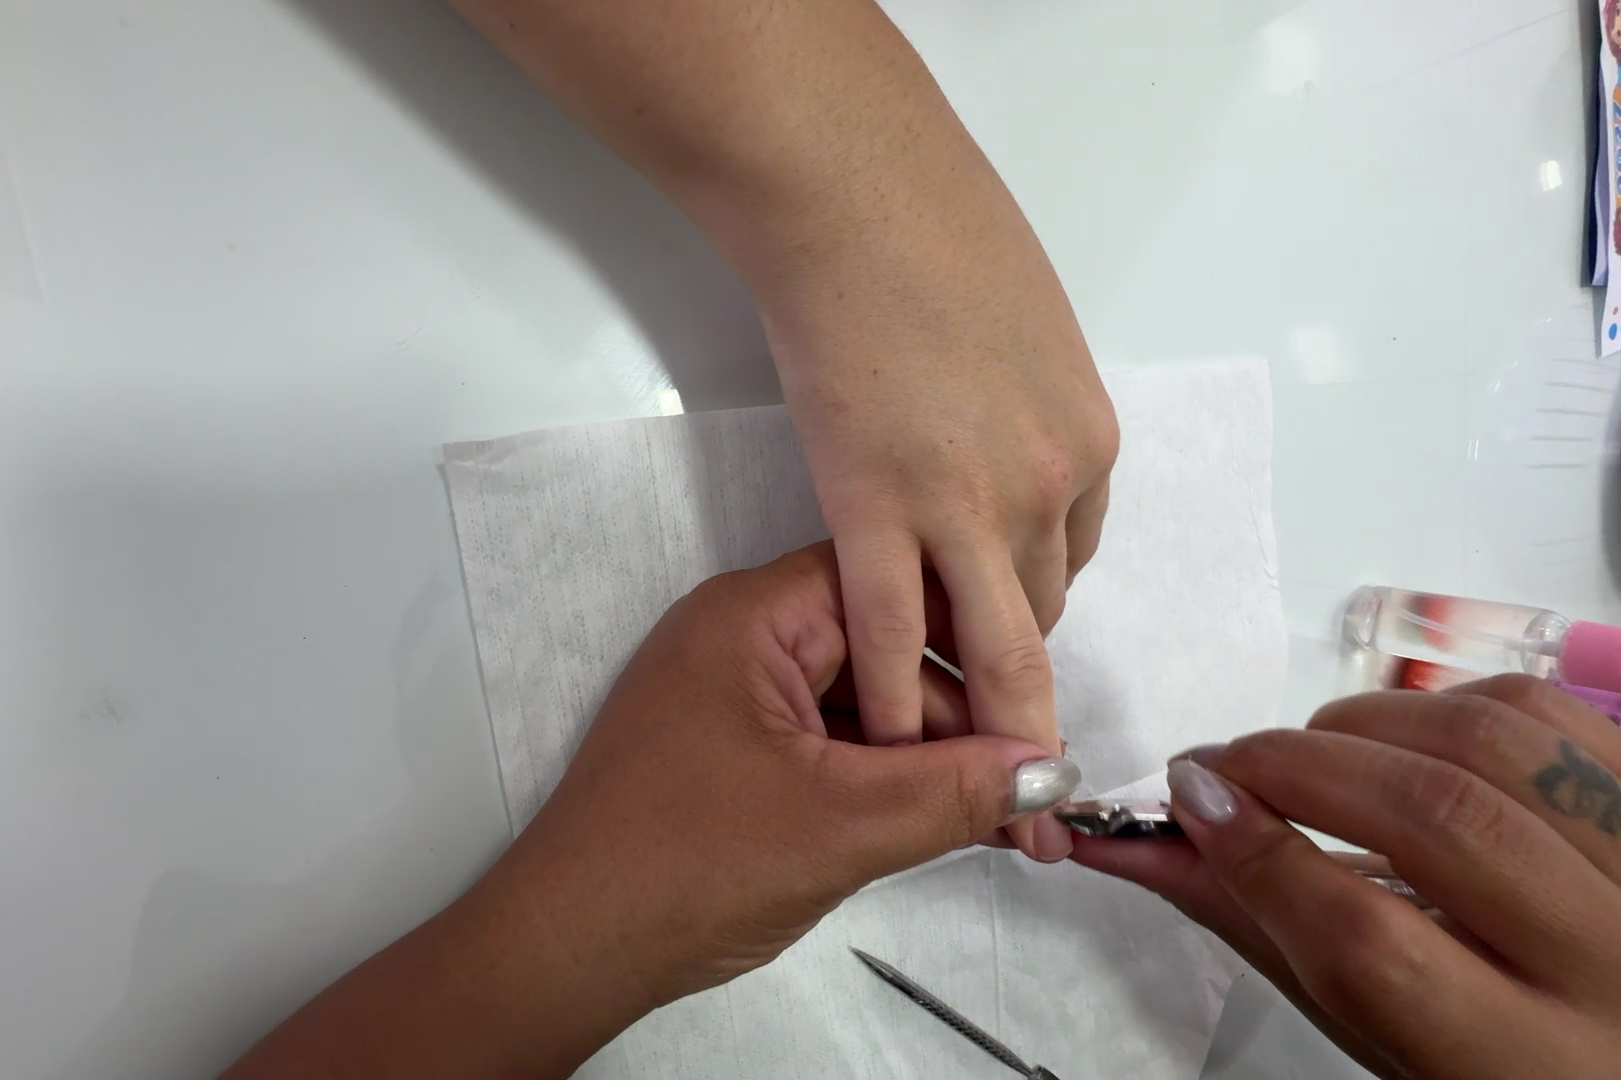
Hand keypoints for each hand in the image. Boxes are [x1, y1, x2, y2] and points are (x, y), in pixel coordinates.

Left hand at [510, 542, 1081, 1005]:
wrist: (570, 948)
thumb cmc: (688, 864)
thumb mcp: (838, 825)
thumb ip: (954, 792)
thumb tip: (1050, 769)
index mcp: (757, 614)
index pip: (889, 584)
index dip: (971, 631)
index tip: (1038, 695)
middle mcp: (749, 634)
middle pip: (884, 650)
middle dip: (961, 724)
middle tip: (1035, 791)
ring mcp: (744, 690)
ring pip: (864, 703)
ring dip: (931, 760)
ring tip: (1009, 823)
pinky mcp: (744, 741)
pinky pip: (834, 739)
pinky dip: (888, 776)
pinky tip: (947, 818)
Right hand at [758, 189, 1116, 862]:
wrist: (859, 194)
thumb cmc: (936, 241)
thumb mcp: (1020, 330)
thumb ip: (1026, 417)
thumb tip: (998, 459)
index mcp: (1085, 440)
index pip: (1069, 556)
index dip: (1027, 604)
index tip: (995, 632)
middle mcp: (1048, 483)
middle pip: (1038, 613)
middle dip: (1026, 696)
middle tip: (1020, 763)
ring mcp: (970, 500)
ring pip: (989, 640)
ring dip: (978, 720)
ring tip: (970, 790)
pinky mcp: (881, 503)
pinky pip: (895, 625)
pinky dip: (894, 693)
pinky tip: (886, 741)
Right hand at [1077, 676, 1620, 1079]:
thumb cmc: (1486, 1061)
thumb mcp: (1361, 1023)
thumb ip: (1244, 919)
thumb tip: (1123, 841)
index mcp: (1541, 1068)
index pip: (1367, 939)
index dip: (1255, 853)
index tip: (1184, 799)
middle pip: (1430, 818)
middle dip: (1287, 769)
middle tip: (1218, 769)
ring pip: (1483, 744)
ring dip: (1354, 727)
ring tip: (1307, 756)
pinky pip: (1542, 710)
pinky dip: (1436, 702)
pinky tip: (1398, 741)